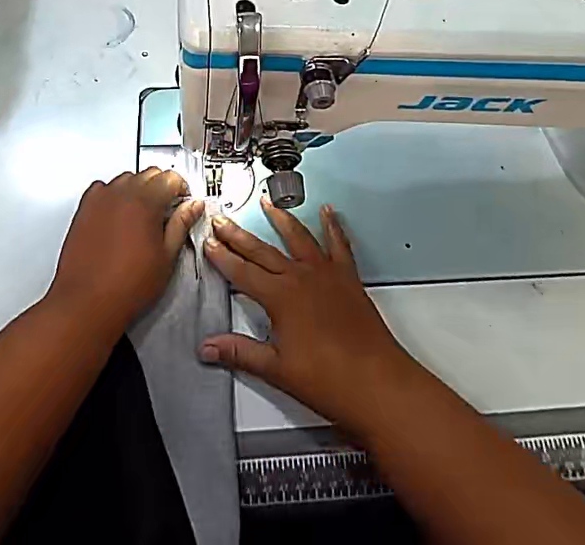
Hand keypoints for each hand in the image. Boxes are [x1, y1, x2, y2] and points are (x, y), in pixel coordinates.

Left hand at [47, 168, 204, 330]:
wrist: (87, 303)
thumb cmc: (125, 287)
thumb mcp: (166, 256)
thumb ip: (182, 224)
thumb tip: (192, 207)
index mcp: (146, 201)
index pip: (171, 178)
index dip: (182, 189)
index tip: (183, 202)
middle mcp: (122, 194)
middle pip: (149, 174)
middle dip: (162, 187)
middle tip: (167, 211)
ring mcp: (100, 200)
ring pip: (126, 179)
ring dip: (138, 190)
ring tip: (142, 217)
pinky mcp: (84, 209)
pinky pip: (103, 190)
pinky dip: (113, 196)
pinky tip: (118, 217)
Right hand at [200, 199, 424, 432]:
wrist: (375, 382)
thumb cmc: (330, 379)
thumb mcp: (276, 368)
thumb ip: (240, 352)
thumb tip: (209, 347)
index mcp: (281, 297)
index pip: (242, 272)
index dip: (222, 257)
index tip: (209, 243)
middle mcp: (301, 277)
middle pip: (262, 250)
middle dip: (239, 235)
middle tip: (223, 220)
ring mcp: (326, 274)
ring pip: (297, 237)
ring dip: (280, 219)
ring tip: (268, 203)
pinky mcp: (348, 277)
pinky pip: (338, 244)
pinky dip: (332, 226)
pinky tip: (328, 213)